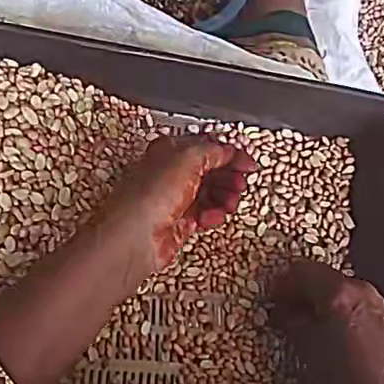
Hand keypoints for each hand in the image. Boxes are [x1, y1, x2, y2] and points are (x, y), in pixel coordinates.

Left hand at [98, 134, 253, 273]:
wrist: (136, 235)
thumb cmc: (150, 195)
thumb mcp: (189, 158)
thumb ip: (213, 150)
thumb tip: (228, 150)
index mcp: (170, 150)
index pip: (207, 147)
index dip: (230, 154)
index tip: (248, 163)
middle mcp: (171, 173)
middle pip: (211, 171)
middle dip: (230, 177)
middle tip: (240, 184)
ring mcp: (175, 199)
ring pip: (210, 194)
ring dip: (225, 197)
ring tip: (230, 203)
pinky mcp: (179, 222)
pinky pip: (204, 214)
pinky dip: (213, 215)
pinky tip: (211, 217)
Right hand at [269, 260, 383, 383]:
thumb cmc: (349, 376)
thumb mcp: (308, 347)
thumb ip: (290, 321)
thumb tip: (281, 311)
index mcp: (339, 293)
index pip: (302, 271)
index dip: (282, 282)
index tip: (272, 293)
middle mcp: (360, 290)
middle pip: (322, 276)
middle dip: (300, 289)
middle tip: (283, 305)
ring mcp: (376, 302)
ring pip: (338, 288)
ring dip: (318, 298)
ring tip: (302, 319)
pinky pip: (353, 302)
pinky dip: (336, 307)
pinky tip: (326, 328)